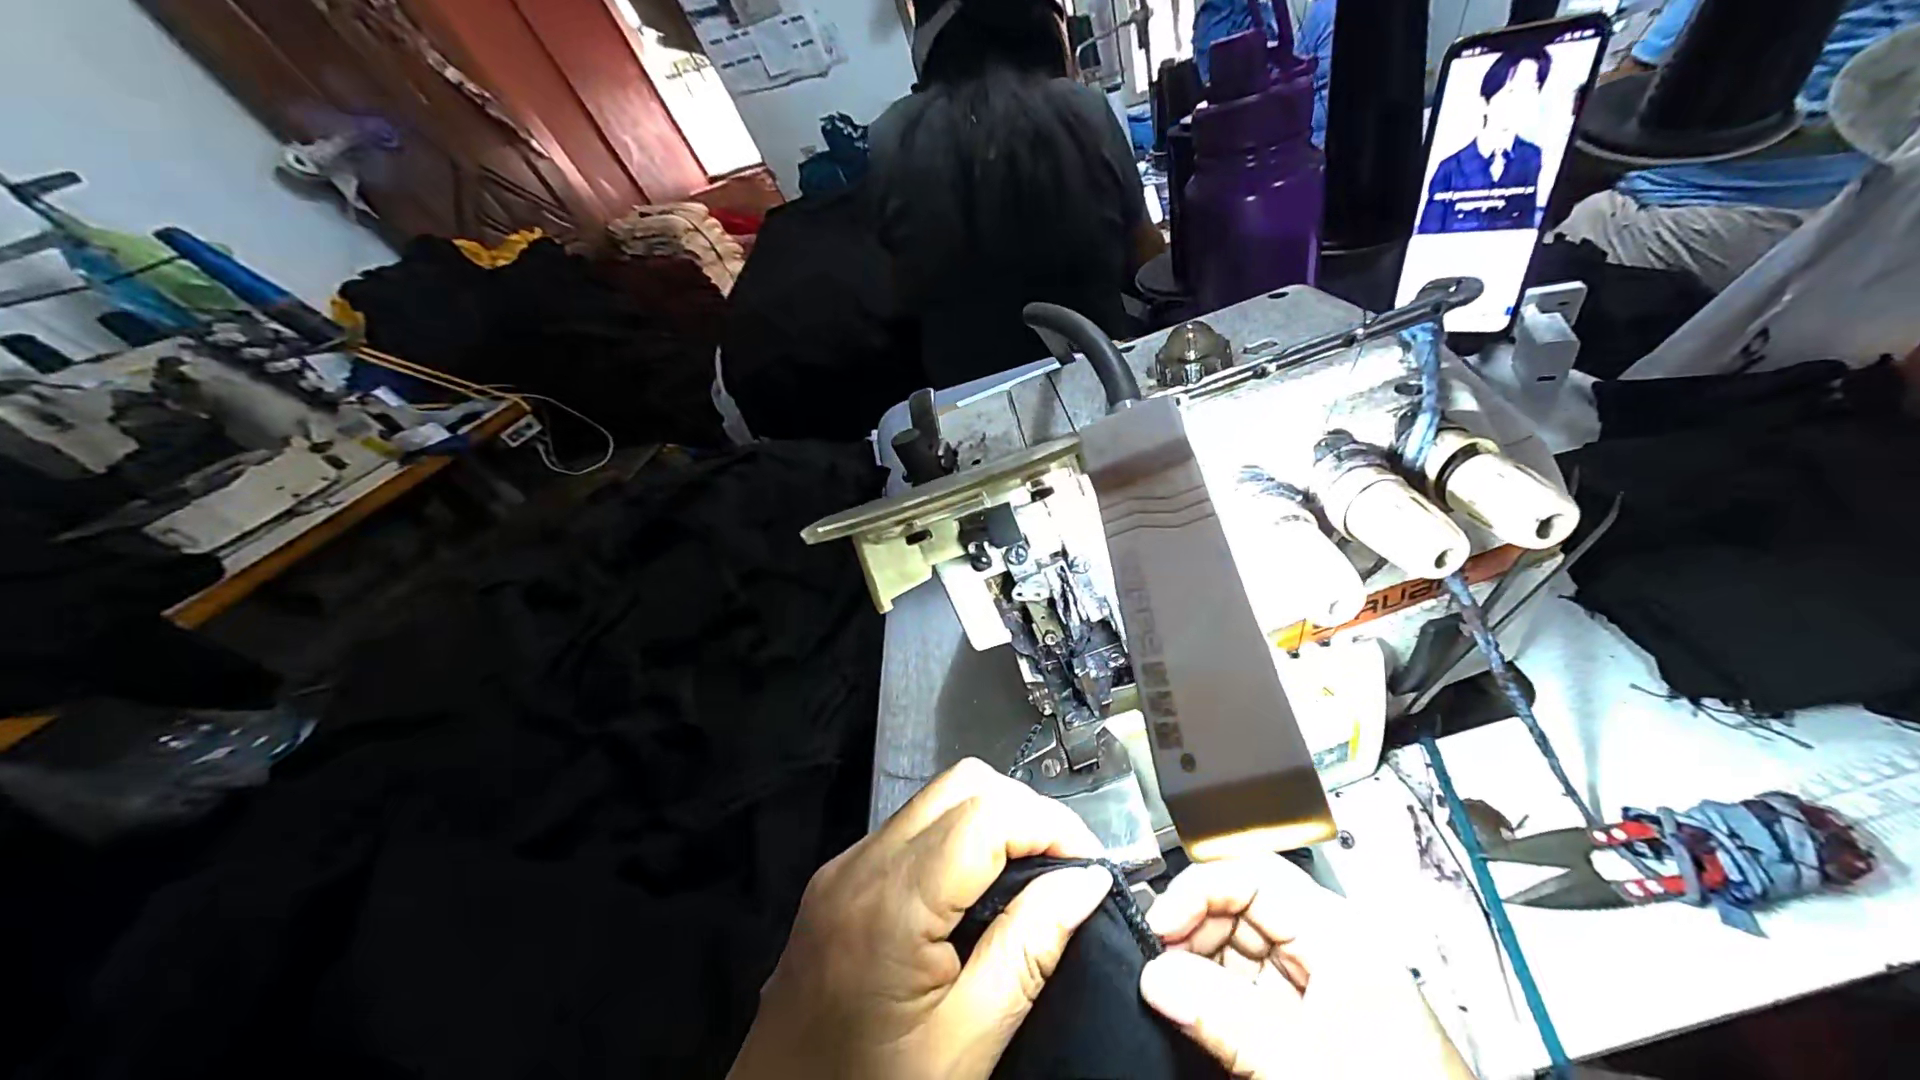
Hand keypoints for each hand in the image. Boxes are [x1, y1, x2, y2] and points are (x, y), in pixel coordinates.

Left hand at [728, 758, 1114, 1079]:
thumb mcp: (966, 1041)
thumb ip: (1029, 950)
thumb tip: (1085, 881)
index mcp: (891, 903)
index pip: (986, 813)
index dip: (1050, 825)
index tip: (1091, 866)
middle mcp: (862, 862)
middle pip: (961, 784)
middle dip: (1024, 811)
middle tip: (1065, 867)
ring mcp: (844, 864)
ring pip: (936, 797)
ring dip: (993, 819)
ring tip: (1032, 873)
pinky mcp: (838, 876)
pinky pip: (911, 826)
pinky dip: (959, 836)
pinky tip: (978, 885)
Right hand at [1138, 854, 1473, 1079]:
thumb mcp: (1305, 1067)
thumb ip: (1225, 1018)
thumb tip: (1158, 975)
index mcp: (1341, 935)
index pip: (1249, 874)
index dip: (1194, 892)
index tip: (1158, 927)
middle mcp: (1331, 945)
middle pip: (1239, 903)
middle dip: (1192, 929)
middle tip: (1160, 965)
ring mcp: (1322, 980)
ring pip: (1239, 942)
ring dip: (1199, 962)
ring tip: (1176, 995)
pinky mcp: (1313, 1015)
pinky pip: (1249, 982)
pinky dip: (1217, 993)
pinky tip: (1203, 1016)